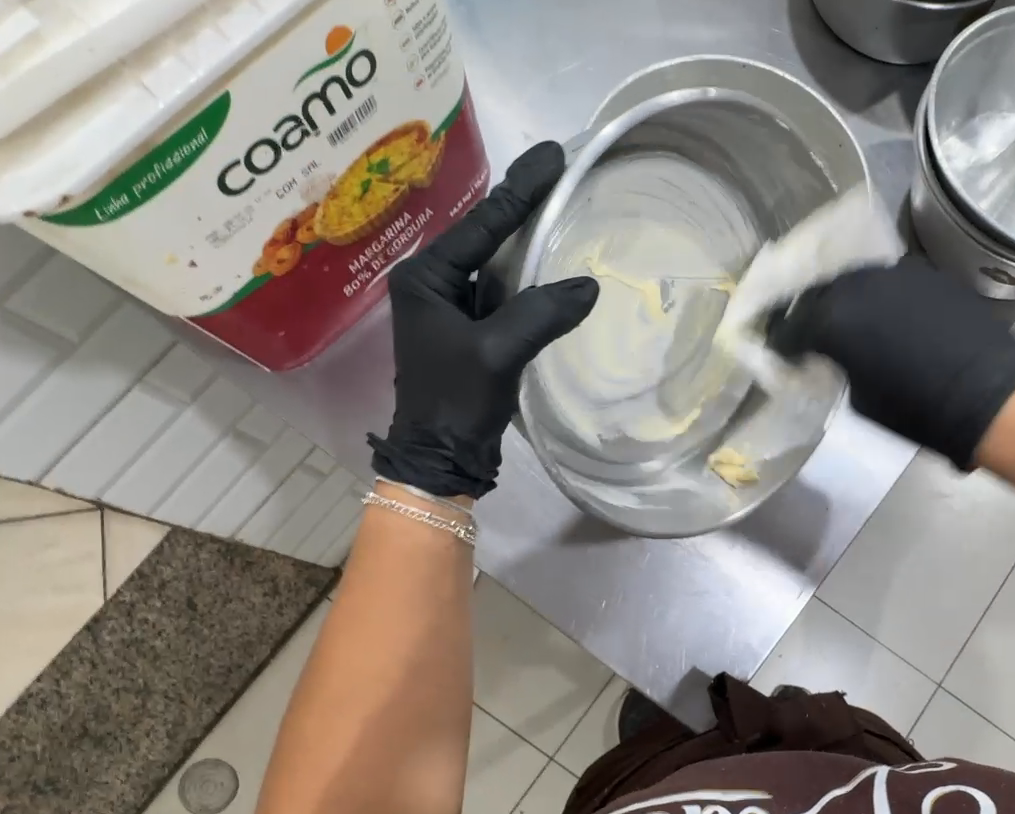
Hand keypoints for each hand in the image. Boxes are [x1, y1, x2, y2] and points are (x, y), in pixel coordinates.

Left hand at [368, 142, 598, 498]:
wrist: (440, 456)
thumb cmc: (456, 400)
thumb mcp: (499, 352)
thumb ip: (542, 313)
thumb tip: (588, 285)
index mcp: (426, 277)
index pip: (482, 224)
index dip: (522, 190)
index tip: (554, 156)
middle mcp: (434, 284)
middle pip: (487, 237)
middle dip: (524, 208)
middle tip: (561, 173)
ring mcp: (452, 309)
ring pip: (498, 266)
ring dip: (529, 244)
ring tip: (563, 210)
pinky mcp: (471, 333)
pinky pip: (505, 296)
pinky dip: (532, 283)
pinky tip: (556, 269)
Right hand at [764, 257, 1014, 468]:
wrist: (988, 392)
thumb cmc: (917, 410)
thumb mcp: (859, 397)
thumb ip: (837, 367)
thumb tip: (833, 358)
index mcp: (831, 318)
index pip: (789, 327)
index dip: (780, 341)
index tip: (778, 352)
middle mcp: (857, 283)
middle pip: (818, 293)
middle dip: (808, 314)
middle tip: (803, 334)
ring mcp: (893, 273)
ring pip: (852, 281)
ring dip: (842, 300)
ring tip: (841, 323)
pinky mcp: (924, 273)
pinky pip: (885, 283)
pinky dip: (875, 298)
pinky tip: (879, 318)